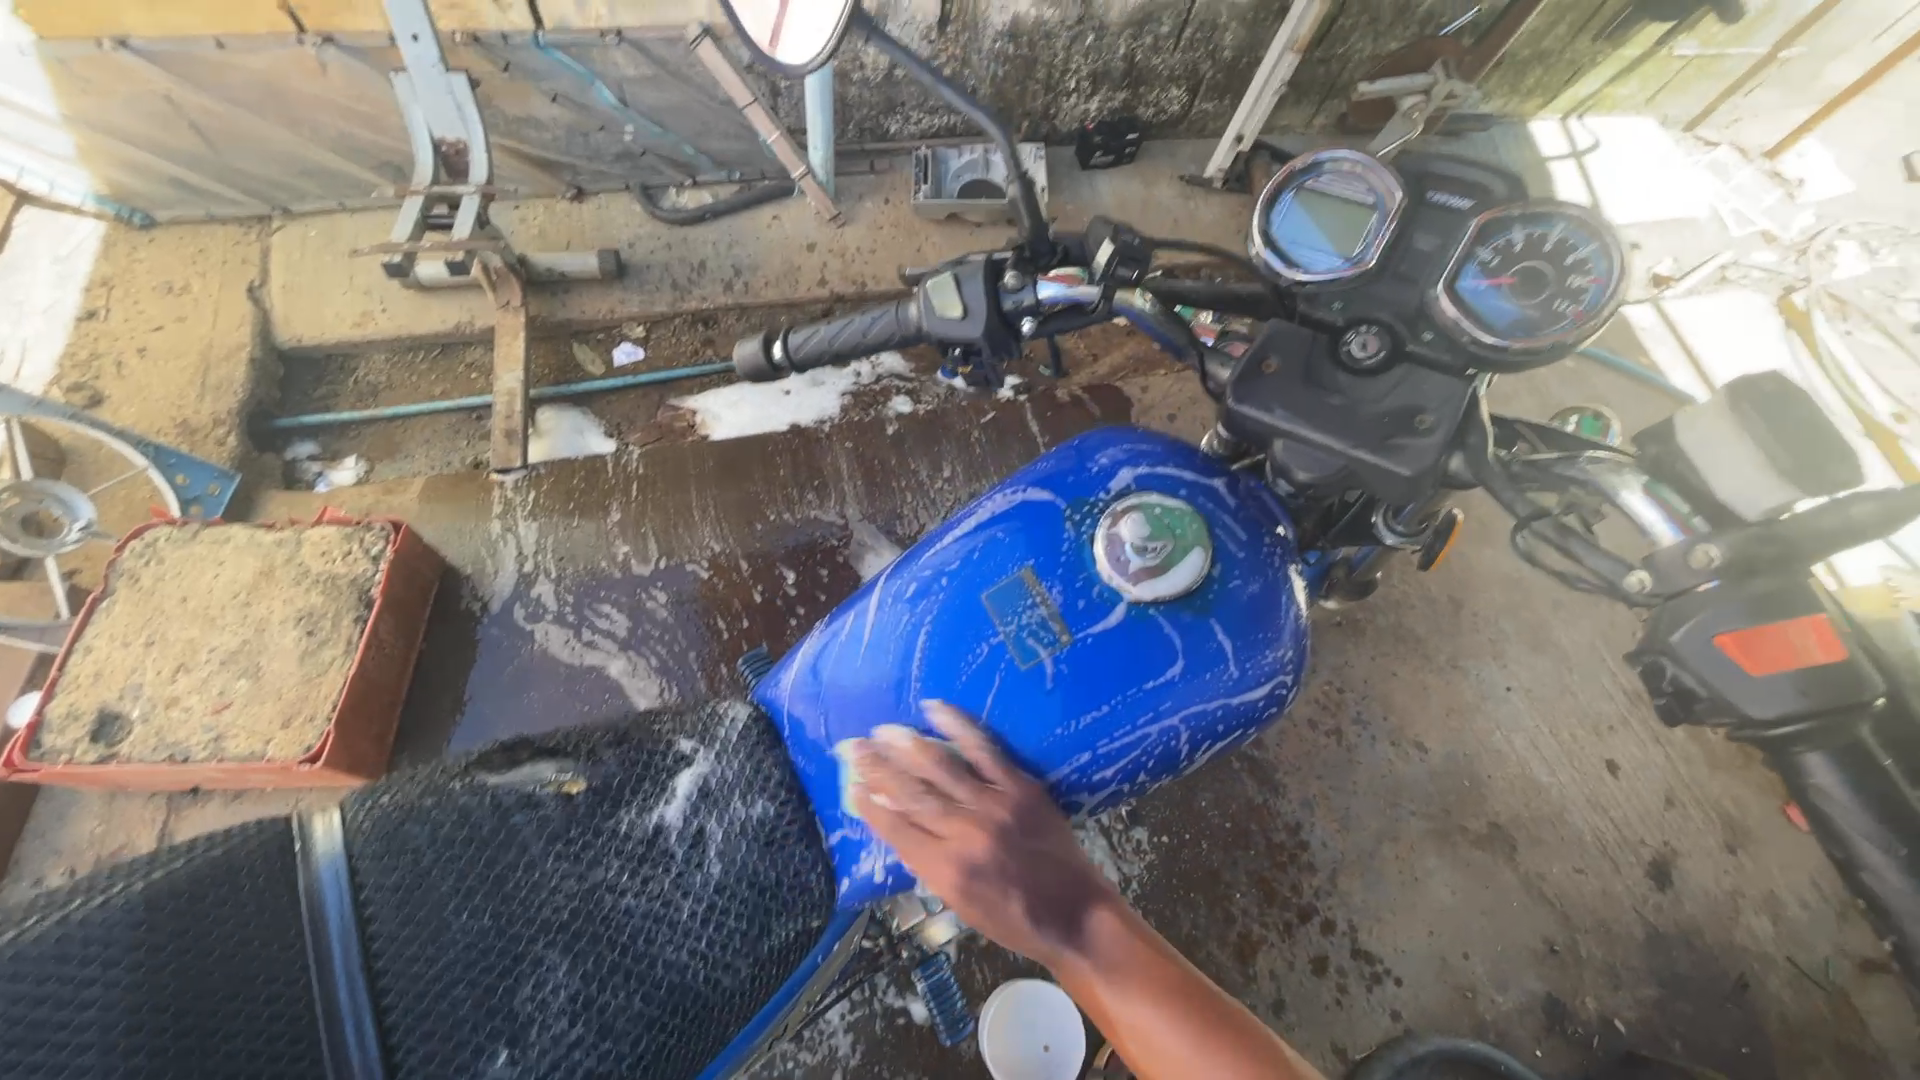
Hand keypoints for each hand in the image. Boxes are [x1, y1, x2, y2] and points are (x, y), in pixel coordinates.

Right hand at [845, 701, 1121, 966]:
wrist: (1075, 914)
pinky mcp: (1020, 786)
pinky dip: (956, 726)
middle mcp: (964, 833)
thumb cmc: (1014, 918)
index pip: (895, 828)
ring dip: (905, 744)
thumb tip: (896, 822)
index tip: (851, 784)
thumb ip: (928, 862)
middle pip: (910, 792)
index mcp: (945, 869)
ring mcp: (993, 805)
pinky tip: (934, 708)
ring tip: (882, 730)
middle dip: (876, 767)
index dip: (869, 803)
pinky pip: (982, 748)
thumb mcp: (960, 903)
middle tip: (852, 747)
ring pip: (939, 766)